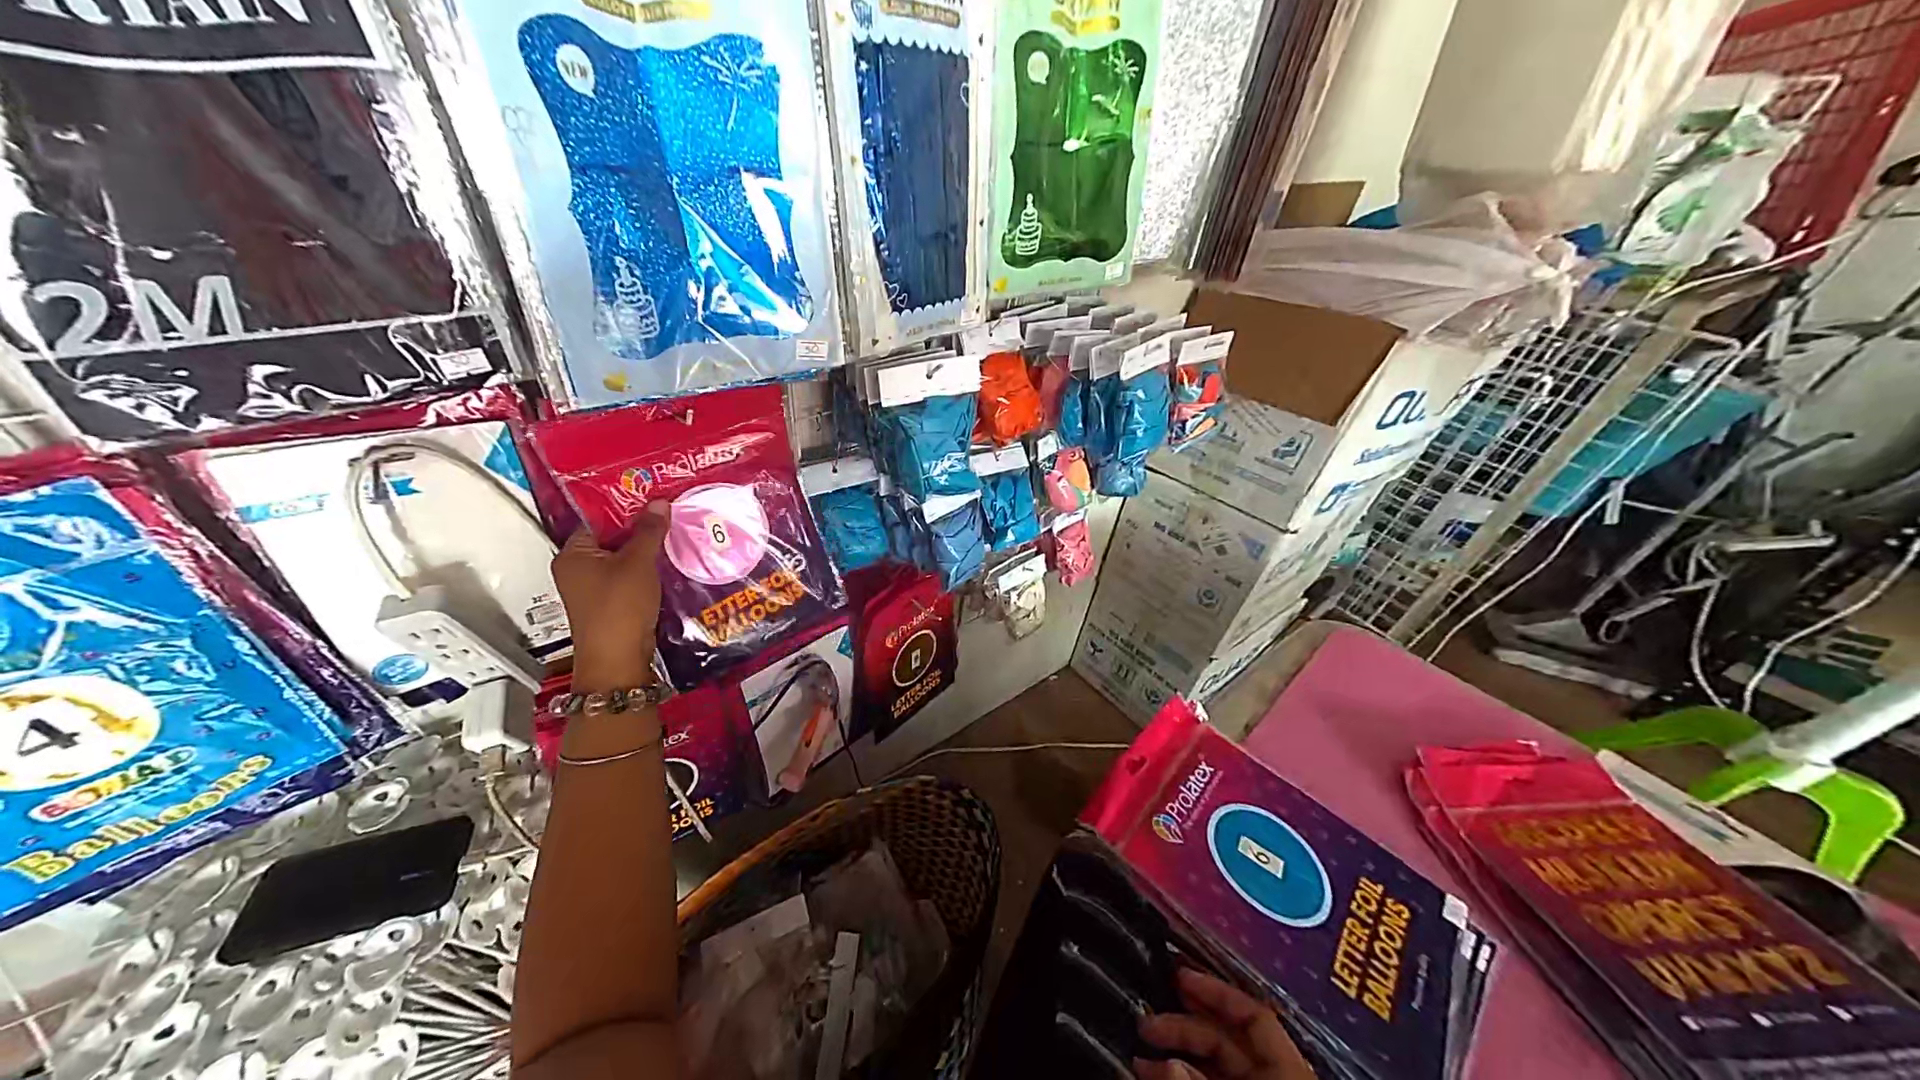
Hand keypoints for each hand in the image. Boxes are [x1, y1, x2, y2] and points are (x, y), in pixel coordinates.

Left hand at [551, 507, 667, 690]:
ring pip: (621, 558)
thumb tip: (659, 502)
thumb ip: (649, 530)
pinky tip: (667, 562)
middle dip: (639, 529)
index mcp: (572, 554)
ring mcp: (592, 587)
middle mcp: (576, 568)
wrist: (619, 660)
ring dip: (645, 550)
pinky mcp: (610, 603)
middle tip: (668, 514)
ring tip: (672, 534)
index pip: (598, 519)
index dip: (626, 508)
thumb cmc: (620, 607)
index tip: (653, 498)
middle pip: (611, 538)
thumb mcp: (638, 562)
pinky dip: (645, 569)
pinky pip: (628, 576)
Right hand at [1134, 969, 1315, 1079]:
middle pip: (1227, 1037)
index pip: (1254, 1013)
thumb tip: (1166, 1062)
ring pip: (1215, 1065)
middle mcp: (1277, 1073)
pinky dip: (1184, 1076)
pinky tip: (1156, 1074)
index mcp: (1291, 1068)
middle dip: (1182, 1026)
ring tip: (1140, 1059)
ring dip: (1175, 1056)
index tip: (1177, 974)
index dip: (1215, 990)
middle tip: (1144, 1023)